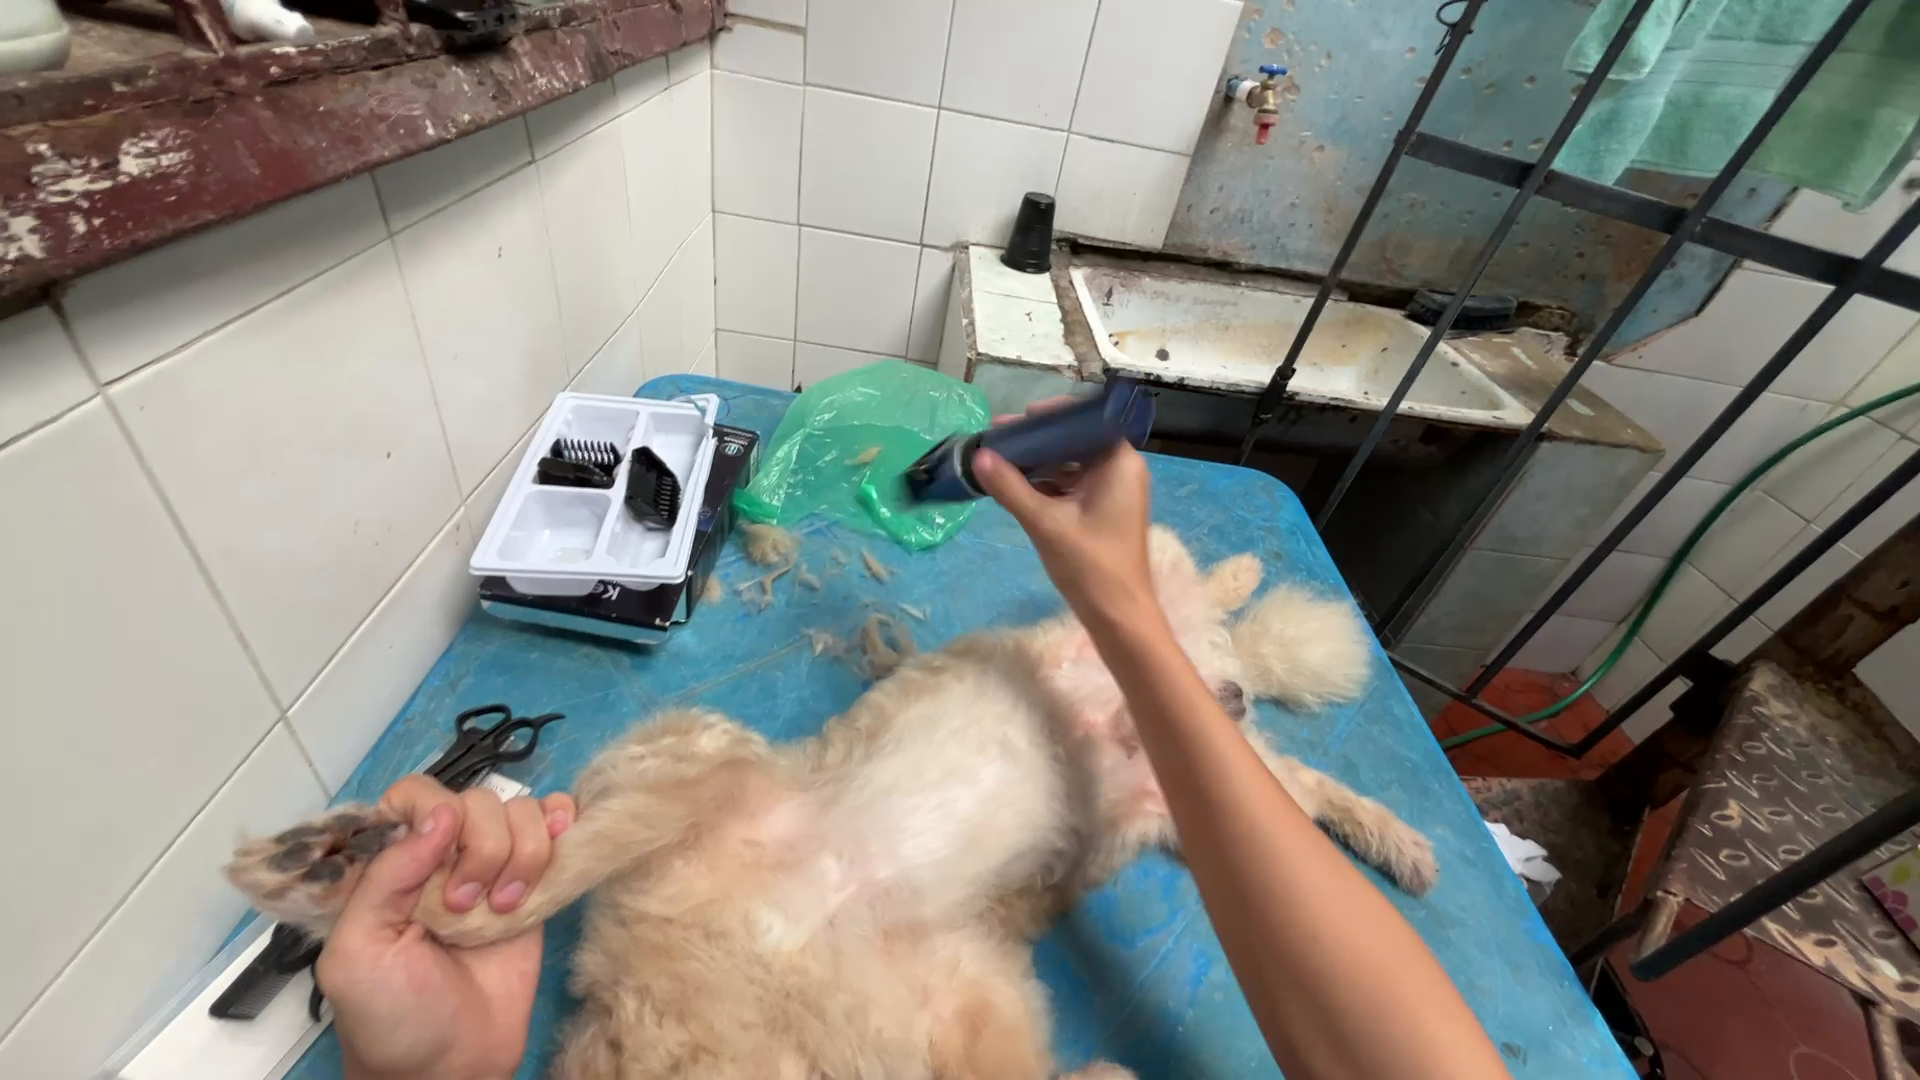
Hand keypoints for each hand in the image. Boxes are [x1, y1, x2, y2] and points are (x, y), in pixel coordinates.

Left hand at [318, 777, 575, 1079]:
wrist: (459, 1060)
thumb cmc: (394, 1016)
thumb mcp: (357, 956)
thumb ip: (384, 880)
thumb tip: (441, 812)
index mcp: (395, 864)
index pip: (415, 794)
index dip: (434, 809)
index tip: (441, 851)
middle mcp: (448, 852)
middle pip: (479, 799)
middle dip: (482, 848)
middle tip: (467, 905)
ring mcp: (499, 860)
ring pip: (524, 808)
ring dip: (523, 853)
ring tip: (506, 907)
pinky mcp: (542, 873)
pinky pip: (561, 818)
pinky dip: (564, 827)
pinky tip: (552, 863)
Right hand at [972, 418, 1154, 627]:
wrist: (1118, 616)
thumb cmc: (1090, 566)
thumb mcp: (1045, 523)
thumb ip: (1010, 487)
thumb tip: (979, 456)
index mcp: (1119, 463)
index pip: (1088, 420)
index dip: (1053, 415)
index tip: (1020, 416)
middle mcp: (1120, 470)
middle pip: (1076, 441)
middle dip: (1038, 439)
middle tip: (998, 437)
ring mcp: (1112, 491)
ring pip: (1071, 464)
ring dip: (1039, 462)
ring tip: (999, 458)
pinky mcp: (1102, 510)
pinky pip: (1072, 485)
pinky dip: (1046, 483)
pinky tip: (1014, 484)